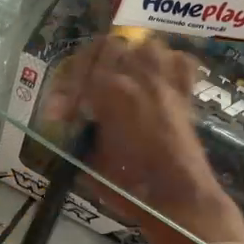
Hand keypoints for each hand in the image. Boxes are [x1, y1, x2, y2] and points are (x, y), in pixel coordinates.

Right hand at [41, 34, 243, 243]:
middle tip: (81, 92)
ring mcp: (167, 81)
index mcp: (113, 92)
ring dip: (127, 59)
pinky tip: (153, 80)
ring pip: (145, 46)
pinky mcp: (186, 93)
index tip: (57, 112)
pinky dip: (164, 65)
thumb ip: (79, 133)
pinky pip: (177, 61)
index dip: (63, 89)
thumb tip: (71, 123)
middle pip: (109, 47)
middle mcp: (141, 76)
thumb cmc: (129, 186)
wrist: (176, 197)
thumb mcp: (91, 161)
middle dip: (89, 66)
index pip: (78, 73)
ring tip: (116, 81)